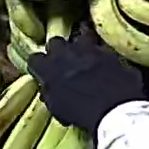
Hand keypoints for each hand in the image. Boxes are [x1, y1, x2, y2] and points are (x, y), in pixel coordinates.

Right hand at [26, 31, 144, 135]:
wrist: (114, 106)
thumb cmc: (80, 112)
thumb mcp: (57, 108)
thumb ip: (50, 94)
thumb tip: (47, 91)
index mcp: (47, 67)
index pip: (34, 60)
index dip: (39, 67)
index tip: (43, 74)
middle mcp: (64, 52)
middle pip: (54, 43)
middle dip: (57, 51)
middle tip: (63, 63)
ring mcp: (86, 48)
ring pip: (79, 36)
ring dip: (80, 46)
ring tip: (85, 55)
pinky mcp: (107, 50)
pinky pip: (99, 46)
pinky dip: (100, 53)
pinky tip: (104, 61)